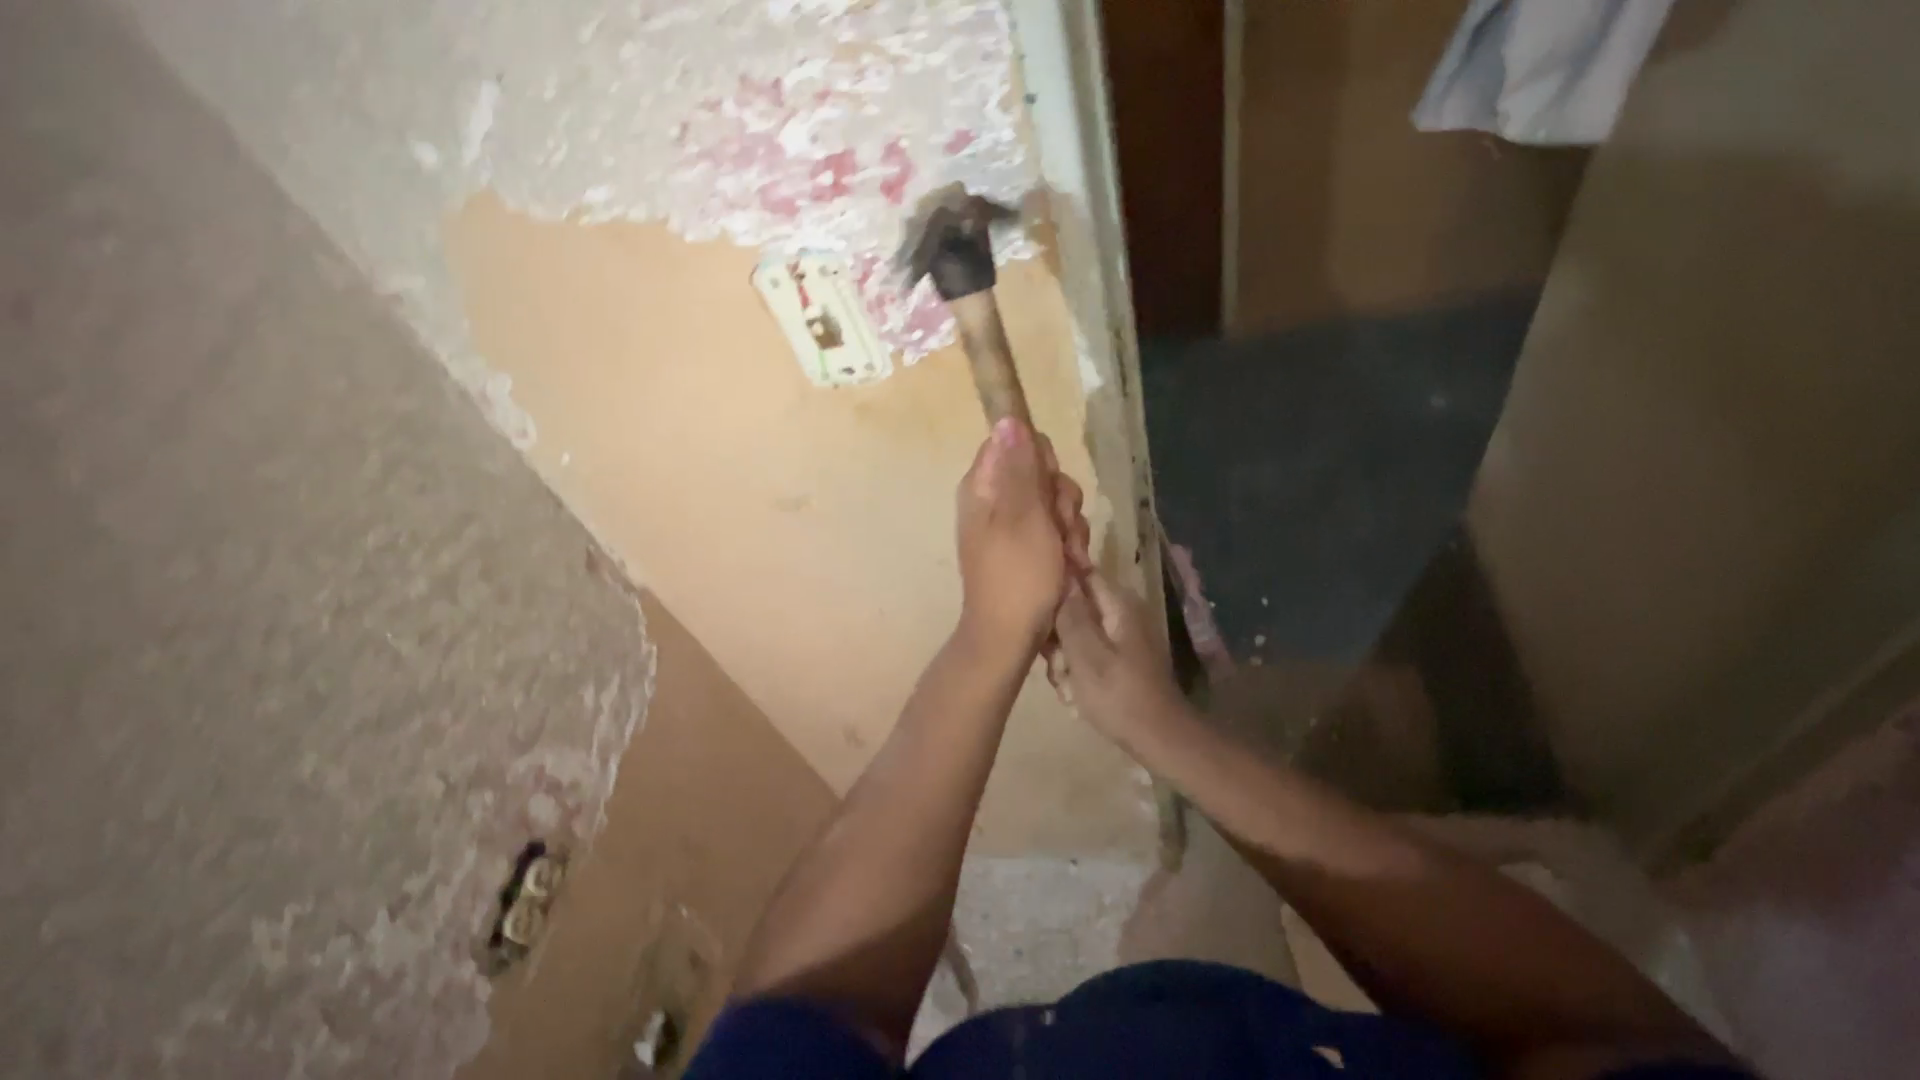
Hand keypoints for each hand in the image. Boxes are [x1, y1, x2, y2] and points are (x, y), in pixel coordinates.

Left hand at [955, 418, 1090, 652]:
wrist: (1009, 637)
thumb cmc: (1018, 576)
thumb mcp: (1024, 517)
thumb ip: (1020, 468)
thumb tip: (1008, 418)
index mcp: (983, 486)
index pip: (1017, 444)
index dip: (1043, 463)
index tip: (1050, 490)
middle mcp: (992, 500)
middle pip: (1040, 473)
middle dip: (1061, 500)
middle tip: (1061, 529)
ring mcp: (1009, 526)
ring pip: (1053, 502)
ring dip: (1069, 526)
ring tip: (1066, 556)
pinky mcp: (1025, 548)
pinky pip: (1053, 529)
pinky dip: (1066, 545)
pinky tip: (1069, 565)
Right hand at [1053, 571, 1184, 747]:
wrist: (1158, 738)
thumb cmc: (1118, 695)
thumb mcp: (1086, 654)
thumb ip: (1071, 614)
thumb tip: (1060, 578)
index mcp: (1119, 605)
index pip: (1083, 573)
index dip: (1057, 579)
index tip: (1033, 596)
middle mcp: (1122, 615)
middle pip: (1076, 608)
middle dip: (1057, 633)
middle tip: (1053, 662)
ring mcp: (1122, 639)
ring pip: (1077, 635)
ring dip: (1064, 658)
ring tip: (1065, 685)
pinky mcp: (1119, 661)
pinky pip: (1087, 655)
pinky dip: (1077, 672)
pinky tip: (1073, 695)